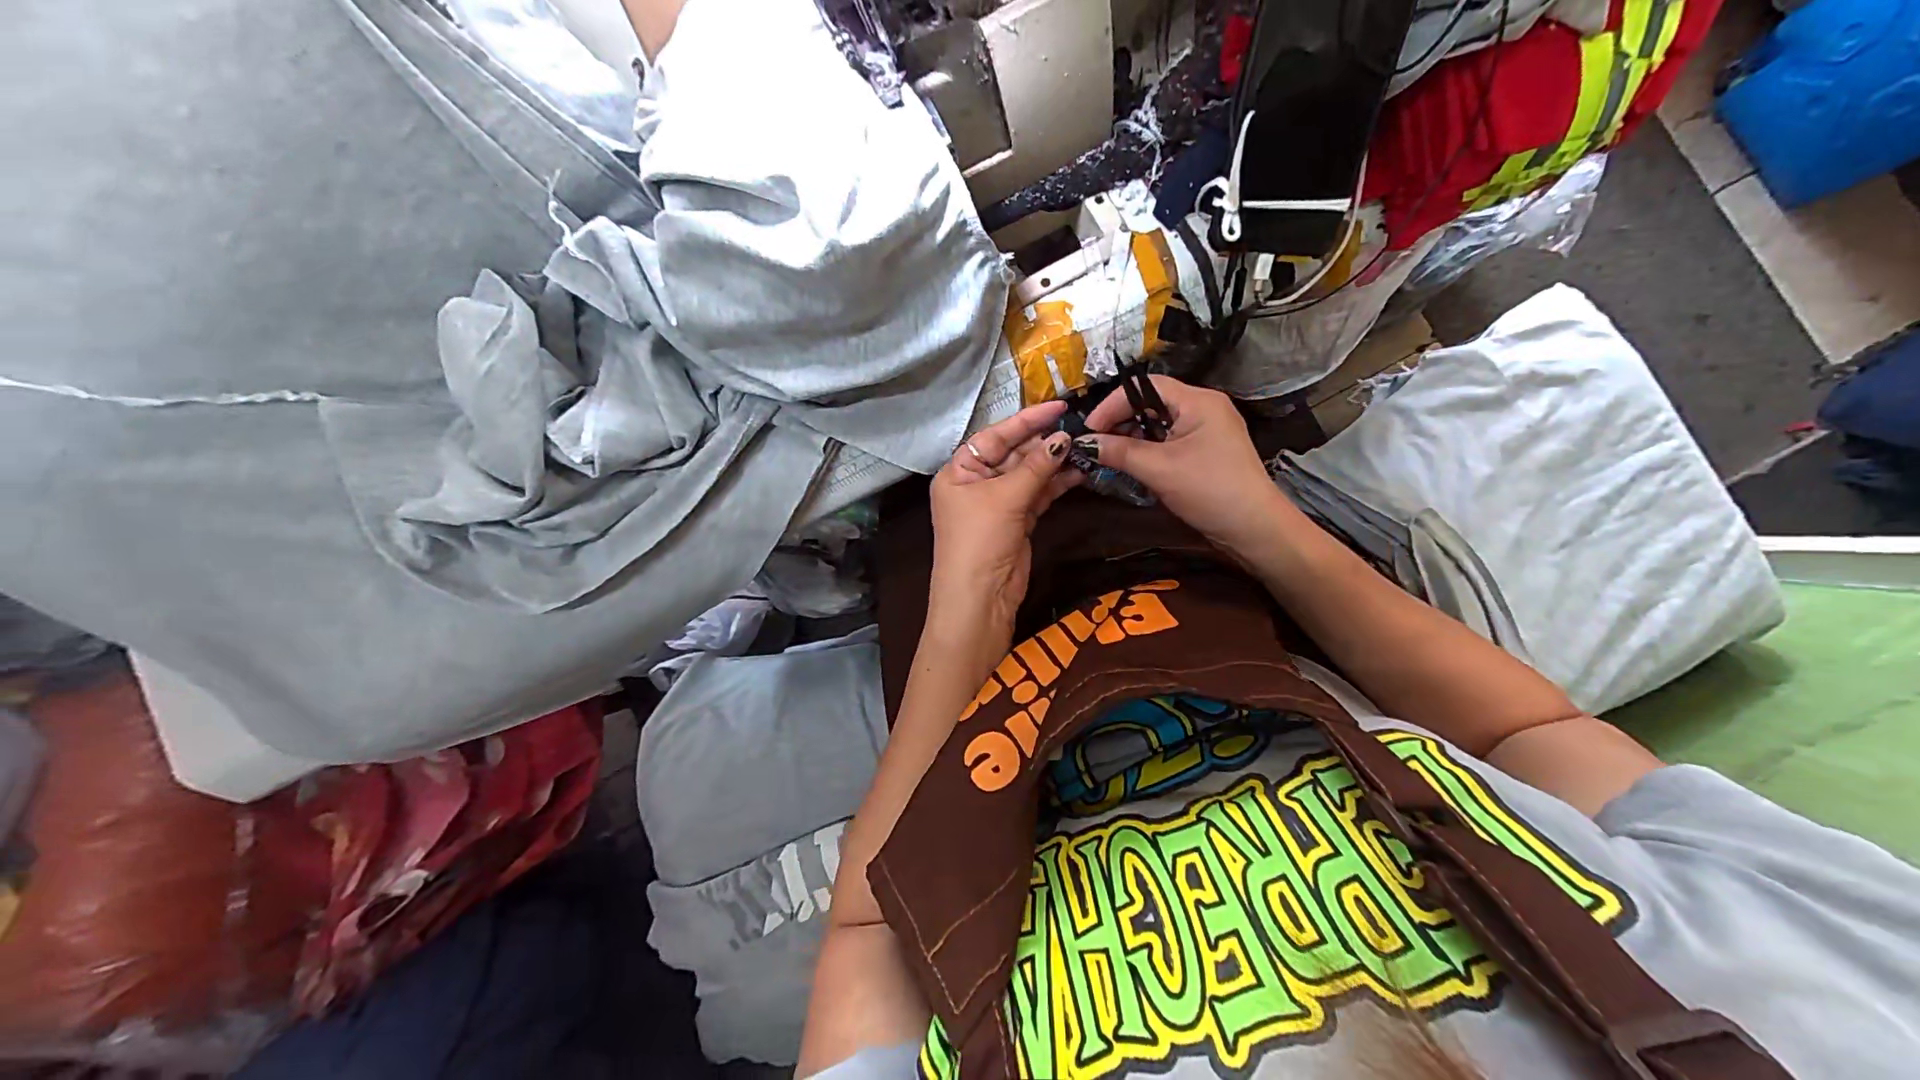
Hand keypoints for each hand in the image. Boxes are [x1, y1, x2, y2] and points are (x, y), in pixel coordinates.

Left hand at [928, 400, 1076, 635]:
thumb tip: (1062, 438)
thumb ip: (1036, 467)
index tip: (1058, 407)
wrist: (980, 599)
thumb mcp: (1006, 498)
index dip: (1026, 421)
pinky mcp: (1016, 521)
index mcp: (959, 472)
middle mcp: (975, 483)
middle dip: (1043, 443)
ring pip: (1028, 474)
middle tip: (1078, 430)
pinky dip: (1056, 484)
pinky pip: (1037, 494)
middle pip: (1013, 453)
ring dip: (1053, 463)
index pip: (994, 436)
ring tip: (1083, 449)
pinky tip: (1078, 472)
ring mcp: (997, 503)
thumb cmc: (981, 541)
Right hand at [1076, 375, 1291, 556]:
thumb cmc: (1209, 490)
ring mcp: (1206, 430)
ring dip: (1131, 437)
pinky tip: (1130, 463)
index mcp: (1198, 400)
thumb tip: (1084, 443)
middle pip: (1151, 403)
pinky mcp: (1205, 451)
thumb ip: (1119, 452)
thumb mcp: (1159, 469)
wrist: (1254, 528)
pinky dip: (1147, 449)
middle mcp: (1204, 407)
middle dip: (1120, 421)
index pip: (1145, 387)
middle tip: (1095, 443)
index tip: (1089, 429)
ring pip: (1158, 423)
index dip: (1112, 404)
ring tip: (1108, 455)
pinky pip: (1168, 440)